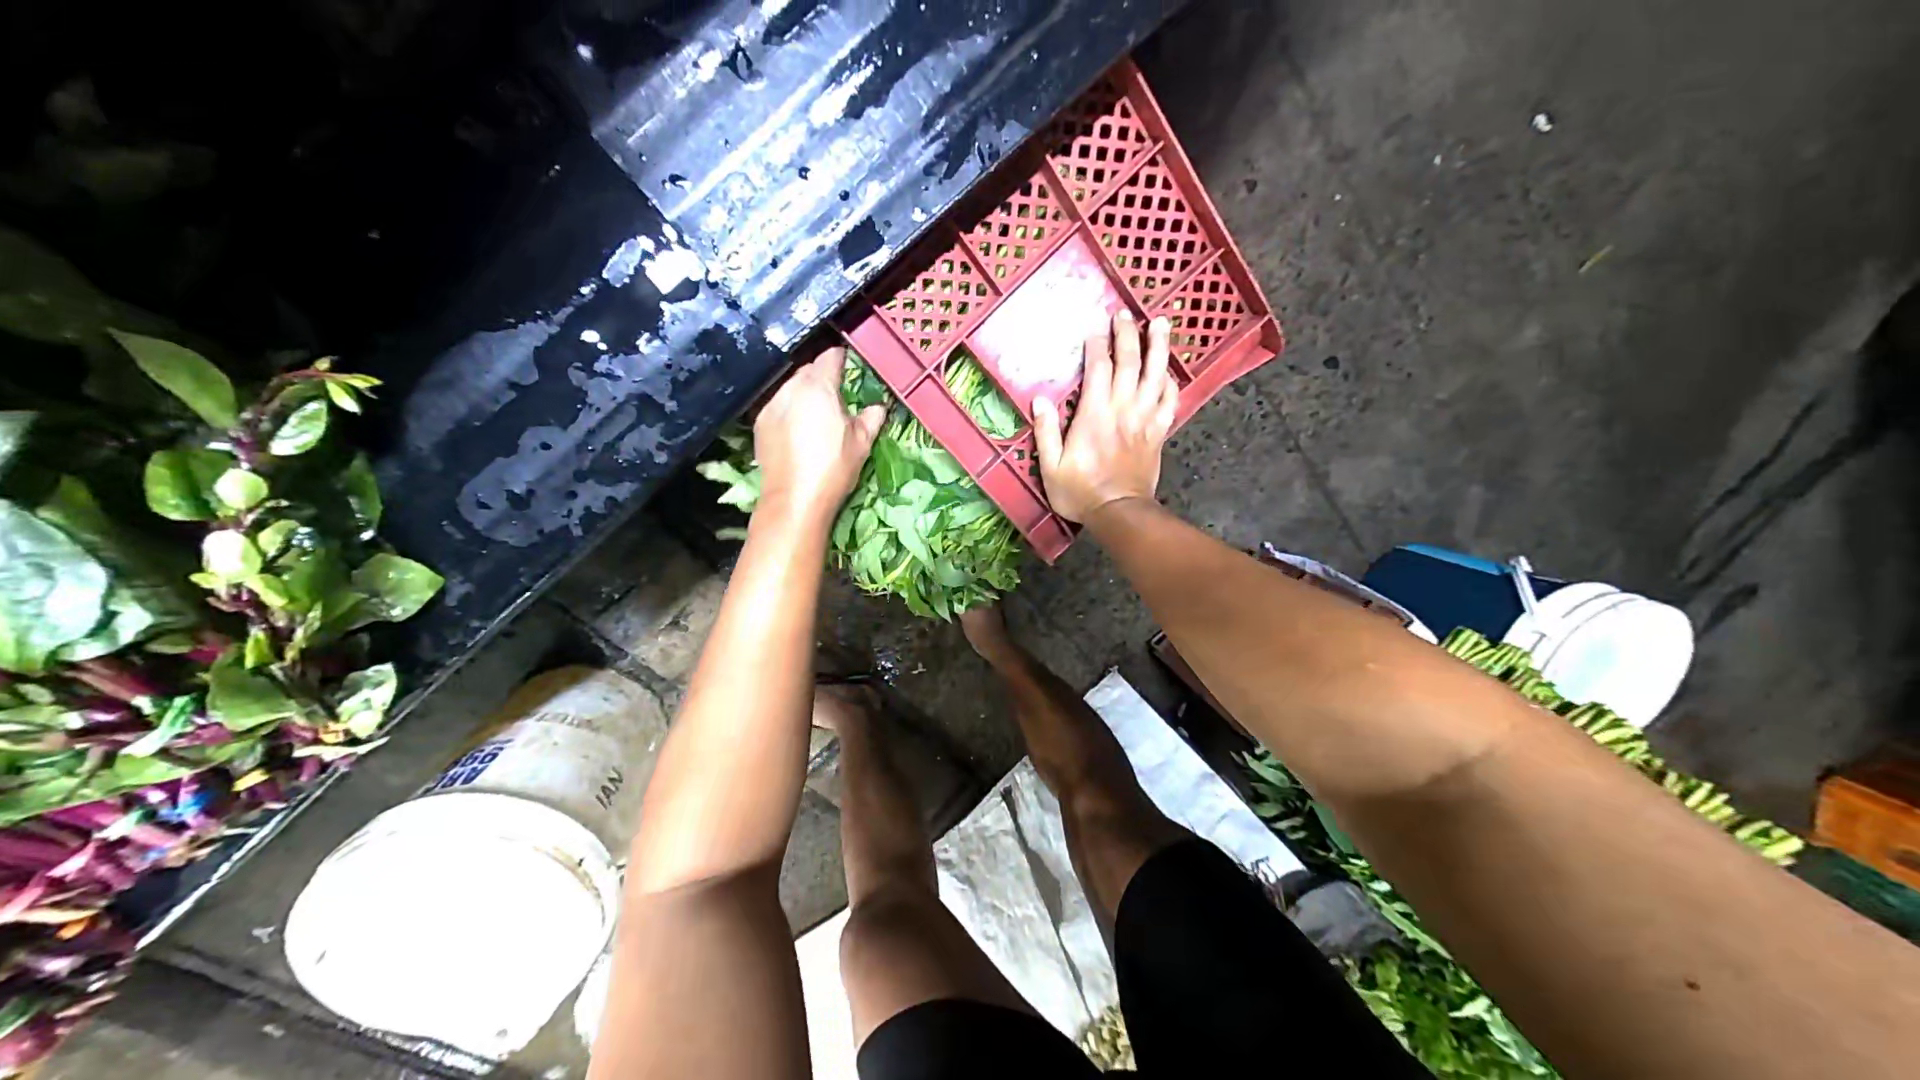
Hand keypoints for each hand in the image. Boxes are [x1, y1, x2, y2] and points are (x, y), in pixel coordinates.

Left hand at [754, 346, 885, 523]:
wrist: (795, 500)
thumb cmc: (833, 467)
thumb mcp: (862, 443)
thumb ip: (871, 418)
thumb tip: (879, 406)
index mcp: (819, 387)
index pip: (831, 357)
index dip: (843, 360)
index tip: (852, 368)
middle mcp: (791, 388)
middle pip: (809, 370)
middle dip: (823, 377)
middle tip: (839, 397)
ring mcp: (771, 405)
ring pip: (791, 387)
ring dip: (805, 394)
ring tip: (818, 416)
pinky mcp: (760, 424)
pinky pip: (779, 406)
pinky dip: (790, 410)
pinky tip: (799, 431)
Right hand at [1033, 311, 1178, 521]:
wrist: (1119, 512)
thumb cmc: (1080, 491)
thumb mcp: (1050, 466)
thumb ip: (1045, 432)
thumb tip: (1039, 400)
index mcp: (1095, 414)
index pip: (1098, 368)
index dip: (1097, 344)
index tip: (1094, 326)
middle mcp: (1123, 409)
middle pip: (1130, 362)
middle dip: (1128, 334)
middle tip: (1125, 314)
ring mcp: (1144, 419)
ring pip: (1156, 375)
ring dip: (1159, 347)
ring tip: (1160, 323)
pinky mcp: (1158, 432)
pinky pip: (1169, 401)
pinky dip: (1171, 383)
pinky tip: (1169, 372)